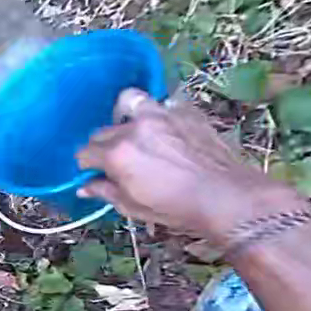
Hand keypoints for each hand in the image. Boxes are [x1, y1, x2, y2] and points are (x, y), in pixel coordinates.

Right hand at [76, 88, 309, 242]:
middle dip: (103, 146)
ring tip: (132, 132)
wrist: (226, 195)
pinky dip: (156, 115)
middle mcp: (133, 128)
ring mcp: (160, 114)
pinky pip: (160, 104)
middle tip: (116, 161)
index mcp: (116, 154)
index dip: (86, 166)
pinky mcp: (183, 111)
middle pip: (102, 131)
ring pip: (127, 103)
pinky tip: (163, 131)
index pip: (85, 153)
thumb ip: (104, 191)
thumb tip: (84, 186)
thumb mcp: (132, 206)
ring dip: (123, 117)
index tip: (94, 174)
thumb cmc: (176, 208)